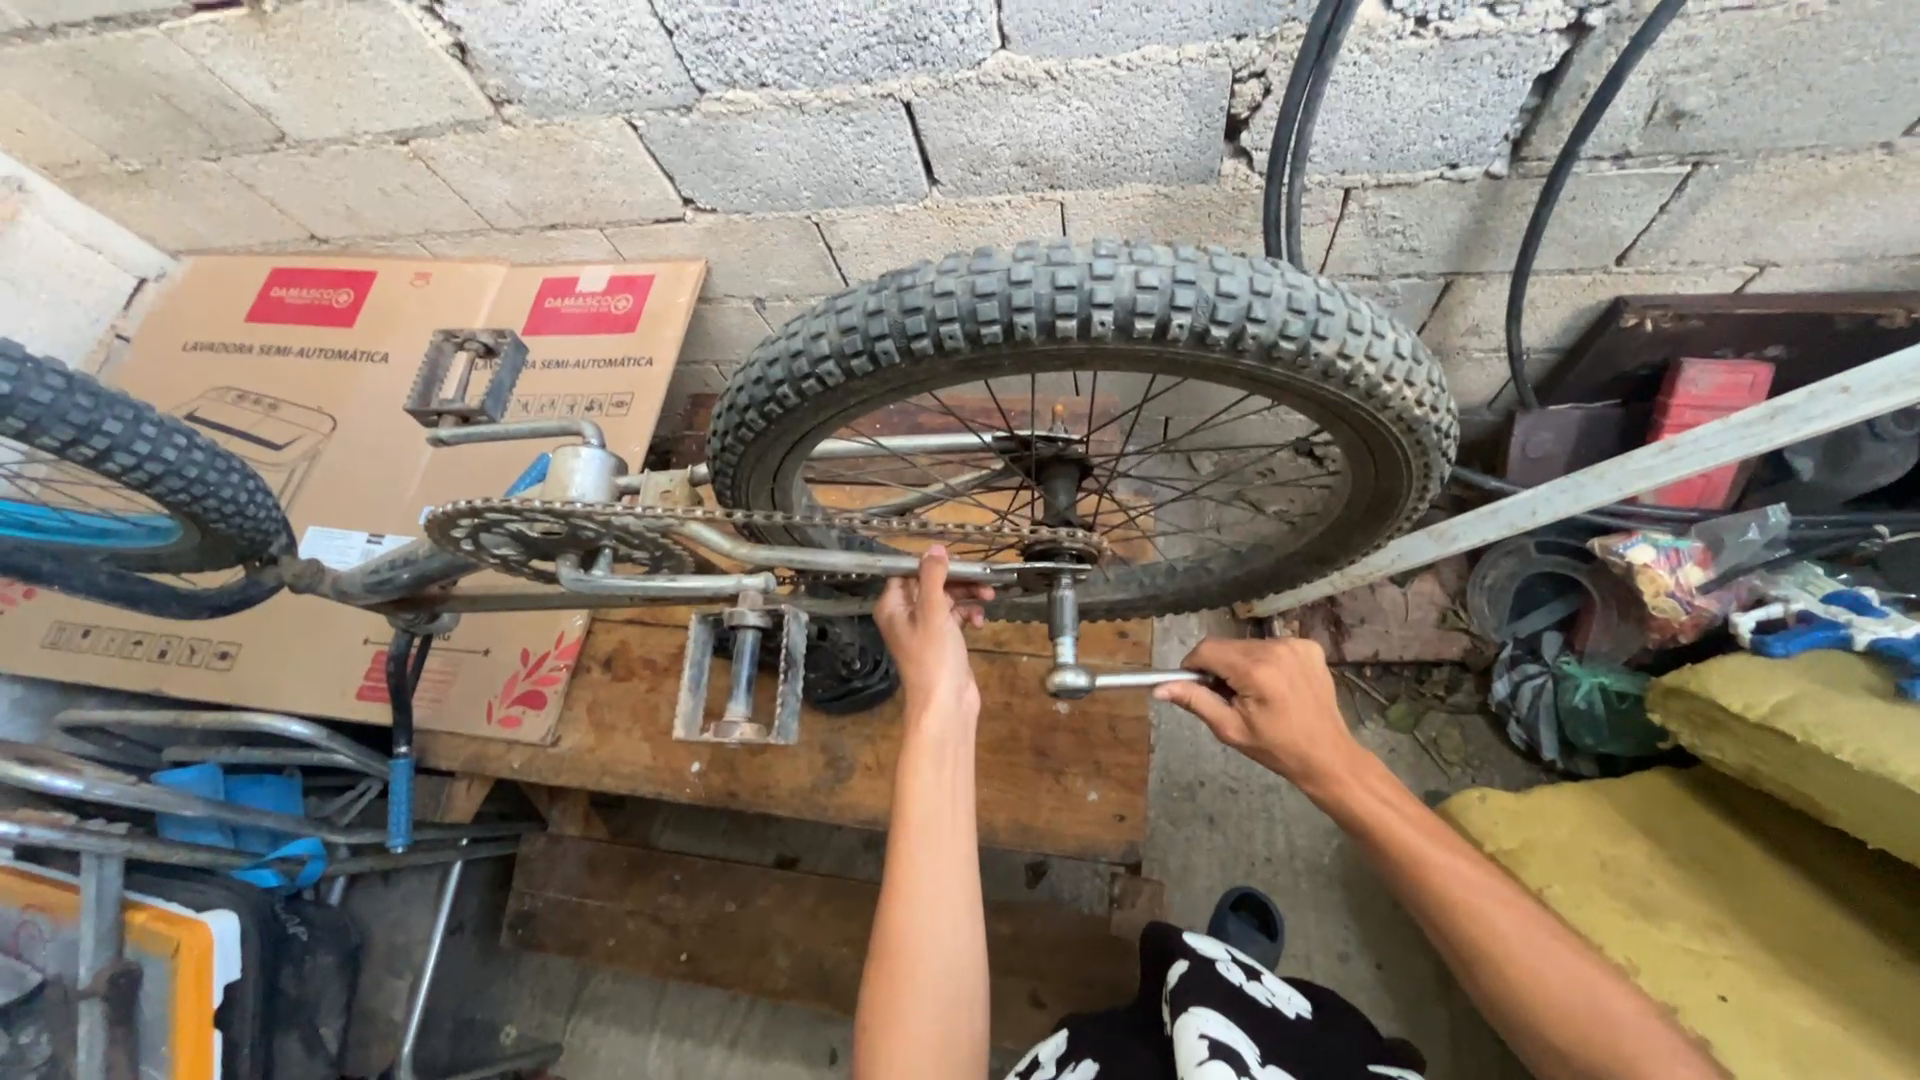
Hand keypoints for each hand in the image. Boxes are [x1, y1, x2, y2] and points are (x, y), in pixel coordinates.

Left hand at [873, 546, 993, 725]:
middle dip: (956, 580)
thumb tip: (935, 549)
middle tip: (980, 577)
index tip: (954, 557)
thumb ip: (933, 577)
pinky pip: (956, 616)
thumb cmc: (933, 657)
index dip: (930, 563)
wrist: (946, 704)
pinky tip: (979, 620)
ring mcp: (925, 628)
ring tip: (988, 596)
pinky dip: (968, 614)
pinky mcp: (943, 640)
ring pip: (947, 599)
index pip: (907, 573)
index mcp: (893, 607)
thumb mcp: (933, 612)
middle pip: (930, 584)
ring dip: (967, 595)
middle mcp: (905, 615)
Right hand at [1153, 637, 1366, 796]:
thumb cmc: (1276, 748)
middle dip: (1220, 667)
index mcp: (1256, 670)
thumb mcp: (1229, 729)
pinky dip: (1265, 661)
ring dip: (1241, 664)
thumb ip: (1195, 701)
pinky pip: (1270, 646)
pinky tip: (1276, 685)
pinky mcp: (1309, 647)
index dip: (1194, 666)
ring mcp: (1296, 645)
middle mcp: (1276, 649)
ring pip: (1247, 645)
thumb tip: (1159, 688)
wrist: (1328, 755)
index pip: (1206, 650)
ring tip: (1256, 694)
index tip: (1199, 687)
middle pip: (1226, 646)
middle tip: (1230, 698)